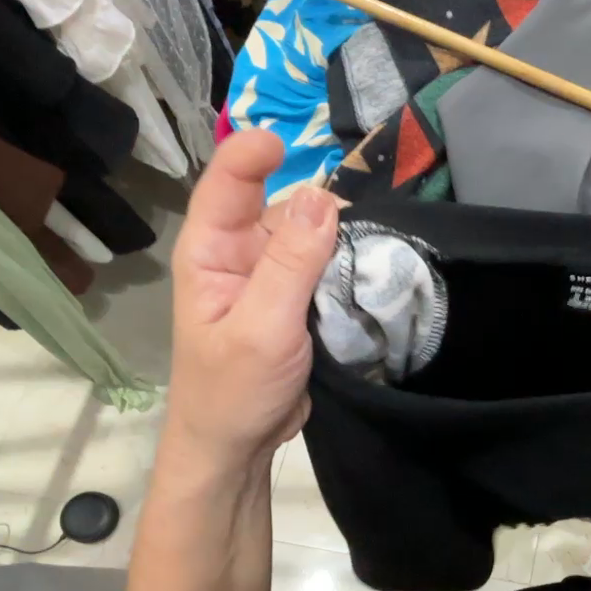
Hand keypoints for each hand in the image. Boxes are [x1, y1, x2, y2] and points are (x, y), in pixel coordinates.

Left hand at [165, 131, 340, 472]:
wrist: (238, 447)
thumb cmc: (232, 390)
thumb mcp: (262, 326)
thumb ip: (291, 263)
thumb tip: (323, 197)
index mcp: (212, 253)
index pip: (226, 186)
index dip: (252, 156)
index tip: (288, 143)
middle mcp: (242, 256)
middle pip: (282, 209)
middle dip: (319, 207)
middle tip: (366, 219)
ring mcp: (273, 281)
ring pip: (312, 239)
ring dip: (341, 240)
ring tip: (378, 246)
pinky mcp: (300, 304)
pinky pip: (327, 271)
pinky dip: (349, 267)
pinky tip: (374, 270)